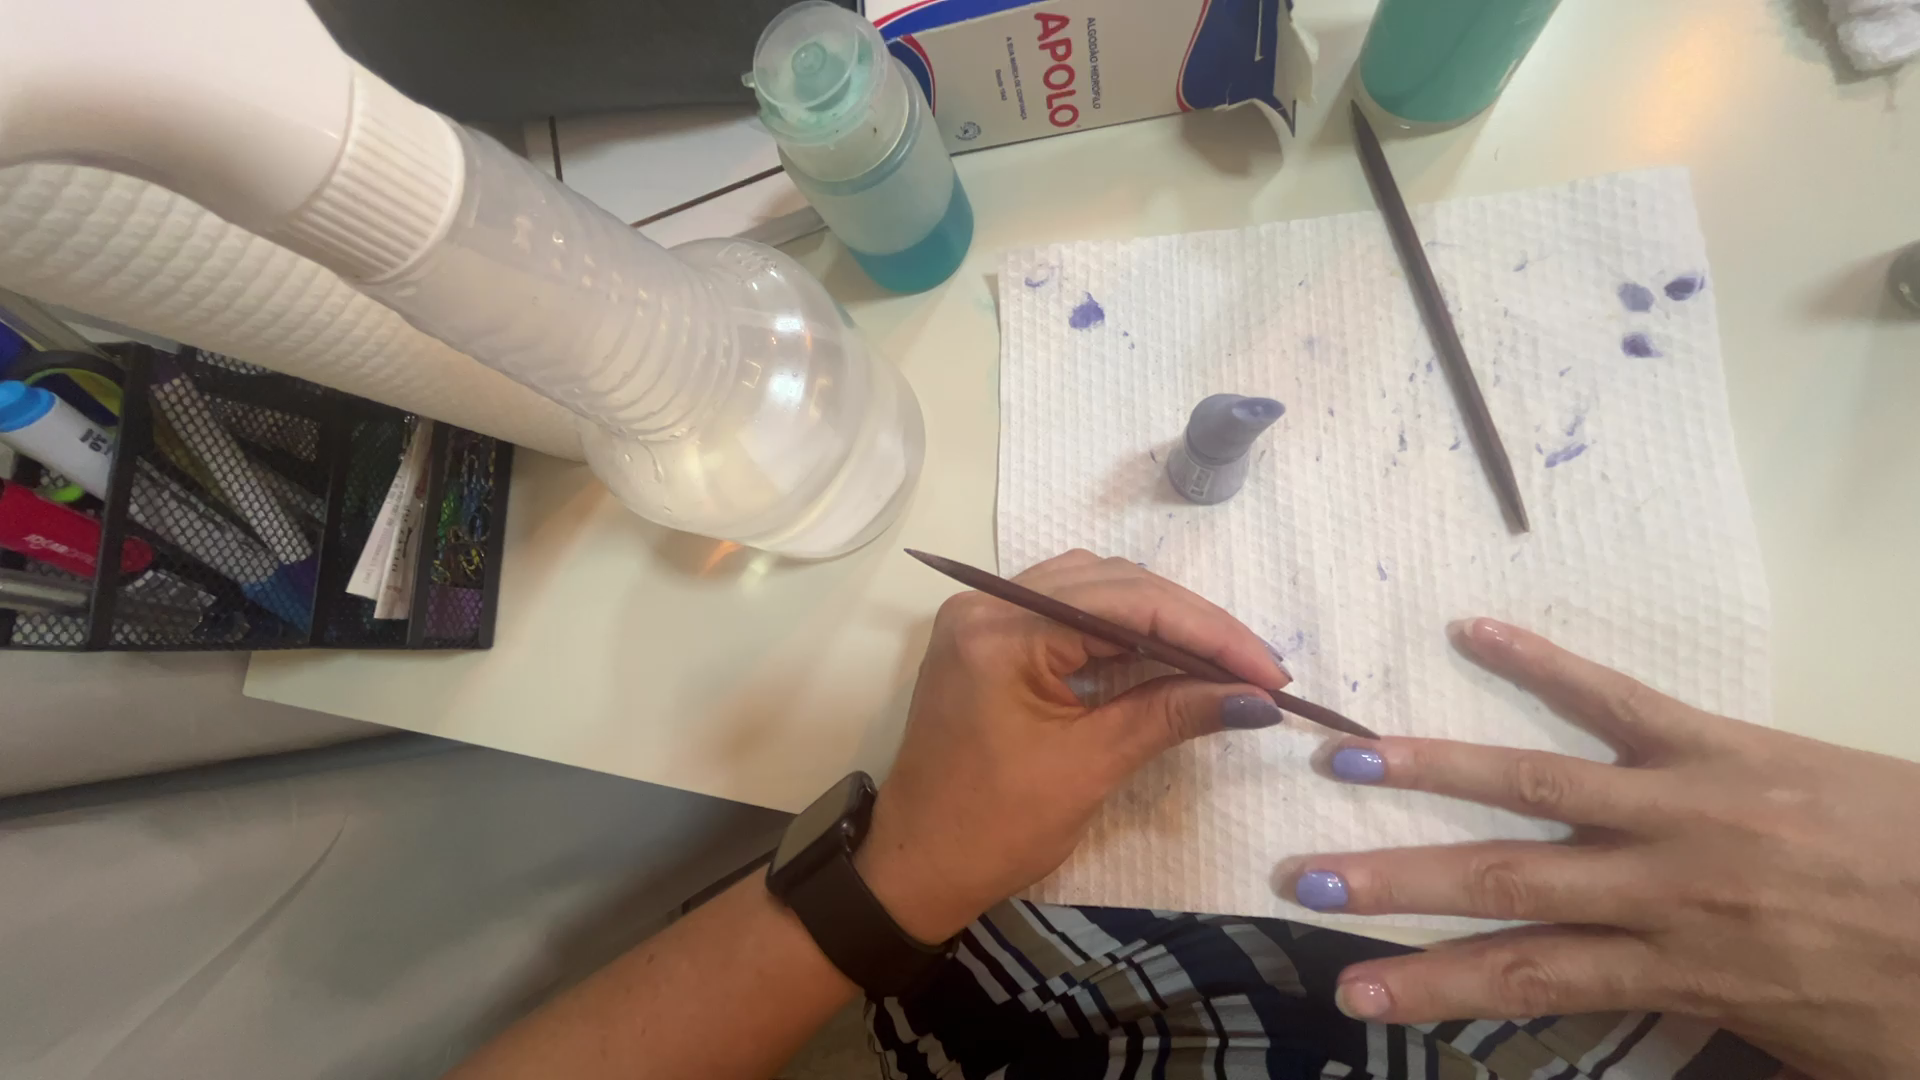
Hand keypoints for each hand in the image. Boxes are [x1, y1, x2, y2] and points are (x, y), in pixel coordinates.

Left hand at [858, 550, 1291, 942]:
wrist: (917, 862)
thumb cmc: (994, 827)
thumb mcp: (1089, 766)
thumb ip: (1171, 713)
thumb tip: (1256, 697)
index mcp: (1001, 630)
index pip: (1123, 602)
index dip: (1206, 631)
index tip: (1271, 671)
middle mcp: (986, 602)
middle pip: (1109, 583)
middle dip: (1188, 622)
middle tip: (1253, 667)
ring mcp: (983, 613)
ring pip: (1090, 588)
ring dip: (1157, 619)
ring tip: (1218, 660)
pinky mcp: (990, 634)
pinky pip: (1066, 610)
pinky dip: (1118, 629)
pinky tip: (1162, 653)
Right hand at [1284, 618, 1919, 1078]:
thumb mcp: (1823, 1050)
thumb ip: (1710, 1020)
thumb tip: (1613, 1002)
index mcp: (1689, 965)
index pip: (1527, 978)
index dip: (1432, 984)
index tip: (1350, 987)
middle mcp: (1664, 884)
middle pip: (1502, 881)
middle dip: (1395, 881)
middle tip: (1305, 876)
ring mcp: (1684, 803)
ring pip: (1532, 784)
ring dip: (1430, 768)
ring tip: (1347, 759)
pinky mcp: (1717, 742)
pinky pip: (1614, 697)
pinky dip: (1540, 663)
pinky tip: (1472, 630)